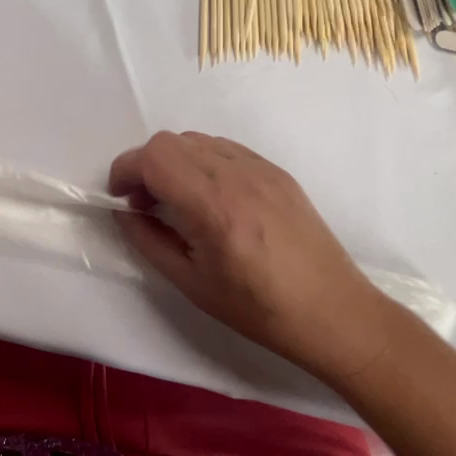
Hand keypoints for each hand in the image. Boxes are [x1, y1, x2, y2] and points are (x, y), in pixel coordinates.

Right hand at [109, 131, 403, 382]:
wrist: (336, 315)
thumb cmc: (260, 310)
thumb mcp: (192, 284)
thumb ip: (149, 240)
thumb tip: (124, 213)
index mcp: (212, 207)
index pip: (152, 159)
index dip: (125, 170)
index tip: (119, 197)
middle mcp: (235, 176)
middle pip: (169, 142)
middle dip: (145, 164)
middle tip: (145, 201)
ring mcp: (260, 170)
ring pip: (196, 139)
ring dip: (173, 160)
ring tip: (177, 199)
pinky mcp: (277, 172)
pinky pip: (224, 148)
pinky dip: (202, 160)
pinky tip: (210, 196)